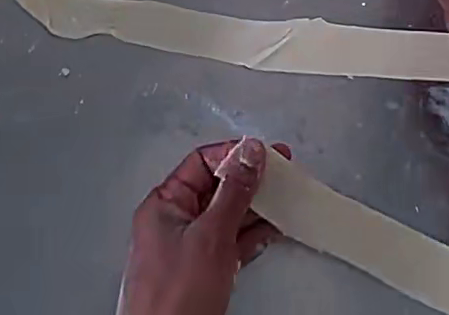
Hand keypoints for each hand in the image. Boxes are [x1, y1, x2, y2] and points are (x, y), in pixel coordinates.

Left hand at [120, 138, 293, 314]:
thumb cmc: (177, 298)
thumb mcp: (210, 236)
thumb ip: (234, 190)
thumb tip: (252, 151)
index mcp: (164, 206)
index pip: (201, 162)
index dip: (233, 155)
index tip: (264, 154)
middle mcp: (175, 222)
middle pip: (218, 186)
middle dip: (250, 180)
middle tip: (282, 172)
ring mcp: (190, 248)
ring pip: (228, 213)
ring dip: (257, 206)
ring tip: (285, 199)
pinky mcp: (204, 272)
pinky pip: (232, 240)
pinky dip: (253, 234)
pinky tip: (274, 229)